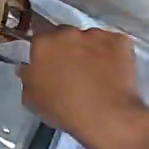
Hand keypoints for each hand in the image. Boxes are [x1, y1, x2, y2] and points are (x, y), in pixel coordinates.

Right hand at [19, 28, 148, 148]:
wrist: (106, 116)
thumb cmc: (63, 110)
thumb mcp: (32, 99)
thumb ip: (28, 77)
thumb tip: (28, 67)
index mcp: (44, 44)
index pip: (39, 33)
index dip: (44, 46)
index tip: (48, 58)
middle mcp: (69, 33)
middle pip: (65, 35)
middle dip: (67, 47)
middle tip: (72, 69)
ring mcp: (97, 35)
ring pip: (91, 38)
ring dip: (90, 50)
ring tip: (97, 73)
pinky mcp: (121, 41)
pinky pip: (114, 44)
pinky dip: (113, 54)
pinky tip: (114, 72)